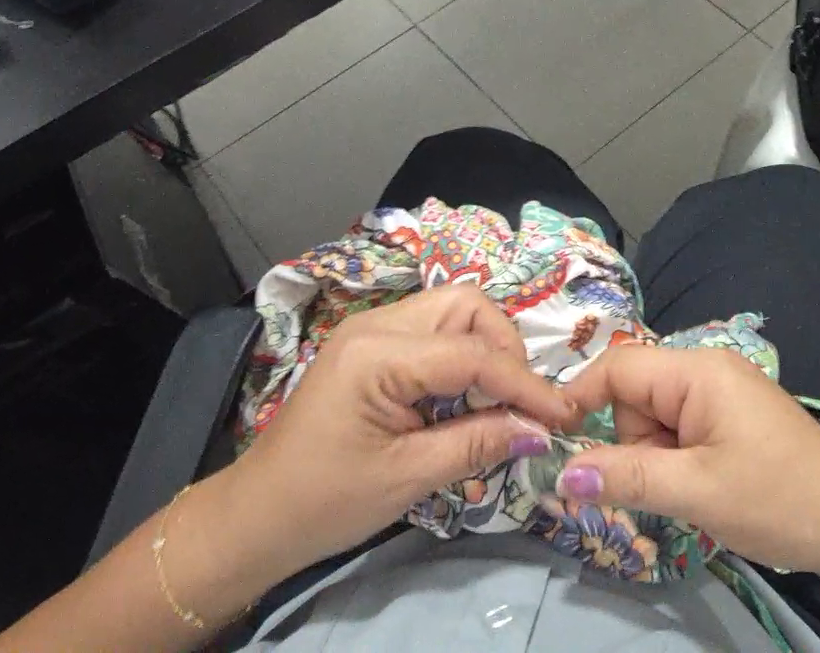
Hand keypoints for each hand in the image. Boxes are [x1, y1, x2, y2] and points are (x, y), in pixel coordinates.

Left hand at [230, 284, 578, 569]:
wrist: (258, 515)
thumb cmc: (326, 501)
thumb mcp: (409, 477)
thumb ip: (479, 443)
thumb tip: (541, 430)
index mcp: (378, 354)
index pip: (473, 352)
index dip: (524, 383)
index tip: (561, 415)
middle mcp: (376, 324)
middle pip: (467, 305)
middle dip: (505, 348)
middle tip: (518, 403)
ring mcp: (371, 329)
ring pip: (453, 311)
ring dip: (485, 350)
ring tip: (496, 402)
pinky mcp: (372, 344)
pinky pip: (433, 331)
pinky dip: (461, 357)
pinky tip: (465, 398)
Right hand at [556, 344, 819, 578]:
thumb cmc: (775, 498)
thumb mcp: (694, 491)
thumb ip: (625, 477)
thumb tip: (562, 474)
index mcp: (698, 371)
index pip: (618, 367)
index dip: (580, 399)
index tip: (555, 442)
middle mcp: (707, 370)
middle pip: (635, 396)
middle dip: (633, 443)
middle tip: (663, 485)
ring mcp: (723, 394)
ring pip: (655, 419)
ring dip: (656, 458)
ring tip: (694, 492)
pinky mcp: (732, 419)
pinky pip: (681, 431)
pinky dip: (676, 461)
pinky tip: (706, 487)